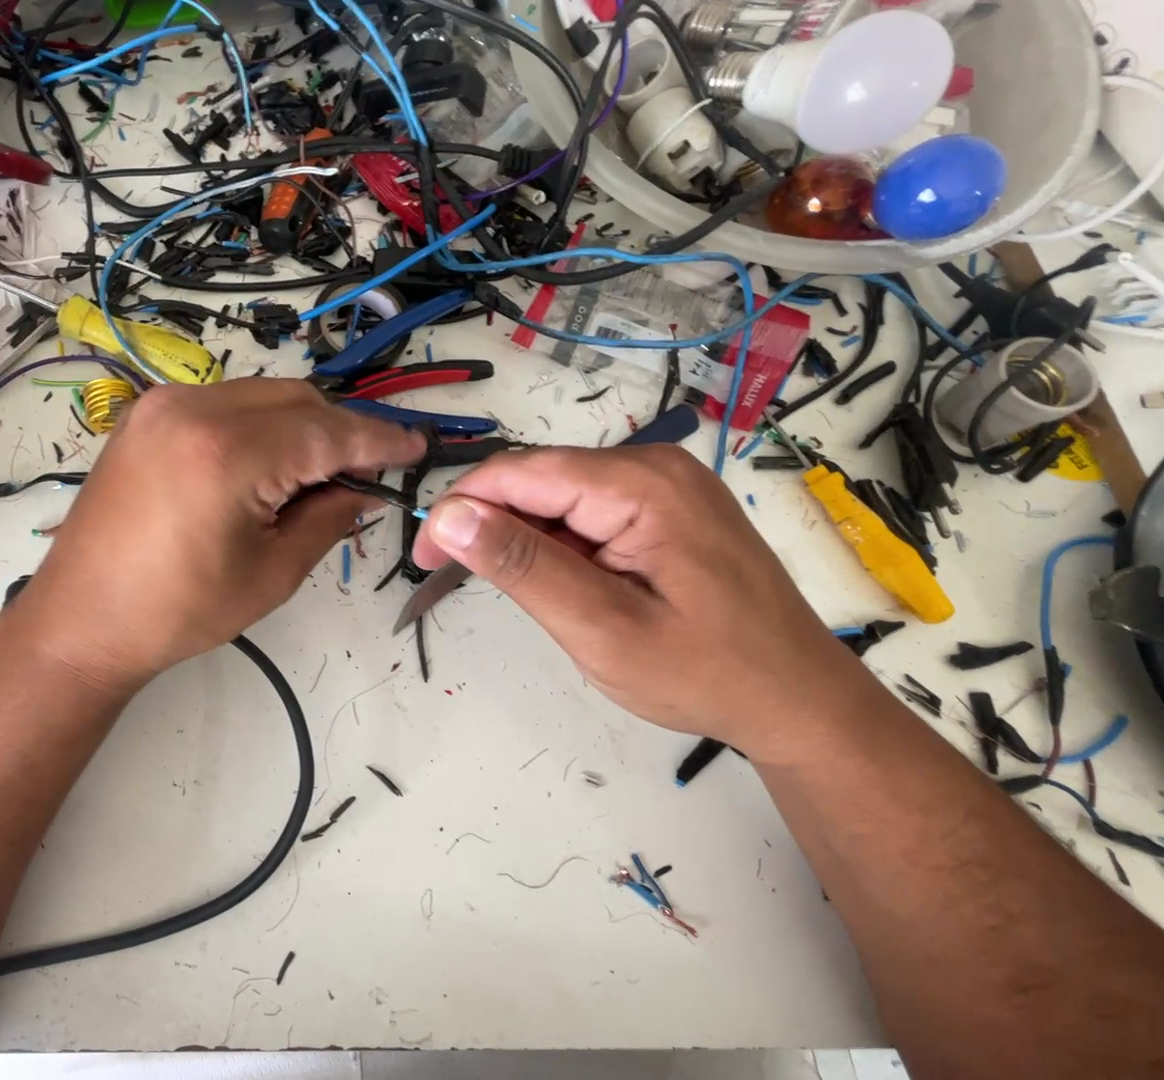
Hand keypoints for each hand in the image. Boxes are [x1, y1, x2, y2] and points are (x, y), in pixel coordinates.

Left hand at [15, 378, 425, 688]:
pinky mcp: (144, 415)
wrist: (81, 618)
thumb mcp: (270, 575)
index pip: (327, 431)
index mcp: (227, 452)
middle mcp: (192, 409)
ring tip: (314, 477)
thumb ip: (327, 519)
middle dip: (339, 432)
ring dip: (299, 426)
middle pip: (297, 400)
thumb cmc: (175, 612)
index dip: (378, 439)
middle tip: (364, 475)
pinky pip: (223, 404)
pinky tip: (266, 465)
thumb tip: (362, 489)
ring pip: (261, 396)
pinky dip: (257, 425)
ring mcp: (161, 406)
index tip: (416, 447)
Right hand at [413, 445, 882, 756]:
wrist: (798, 702)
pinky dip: (558, 543)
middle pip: (537, 479)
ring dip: (523, 538)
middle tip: (464, 583)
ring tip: (528, 594)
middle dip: (490, 524)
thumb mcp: (600, 628)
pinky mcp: (667, 508)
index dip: (459, 509)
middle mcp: (653, 466)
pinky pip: (588, 510)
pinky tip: (563, 583)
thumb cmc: (704, 673)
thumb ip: (522, 566)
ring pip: (557, 495)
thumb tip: (447, 515)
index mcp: (642, 485)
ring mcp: (665, 485)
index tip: (425, 561)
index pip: (519, 473)